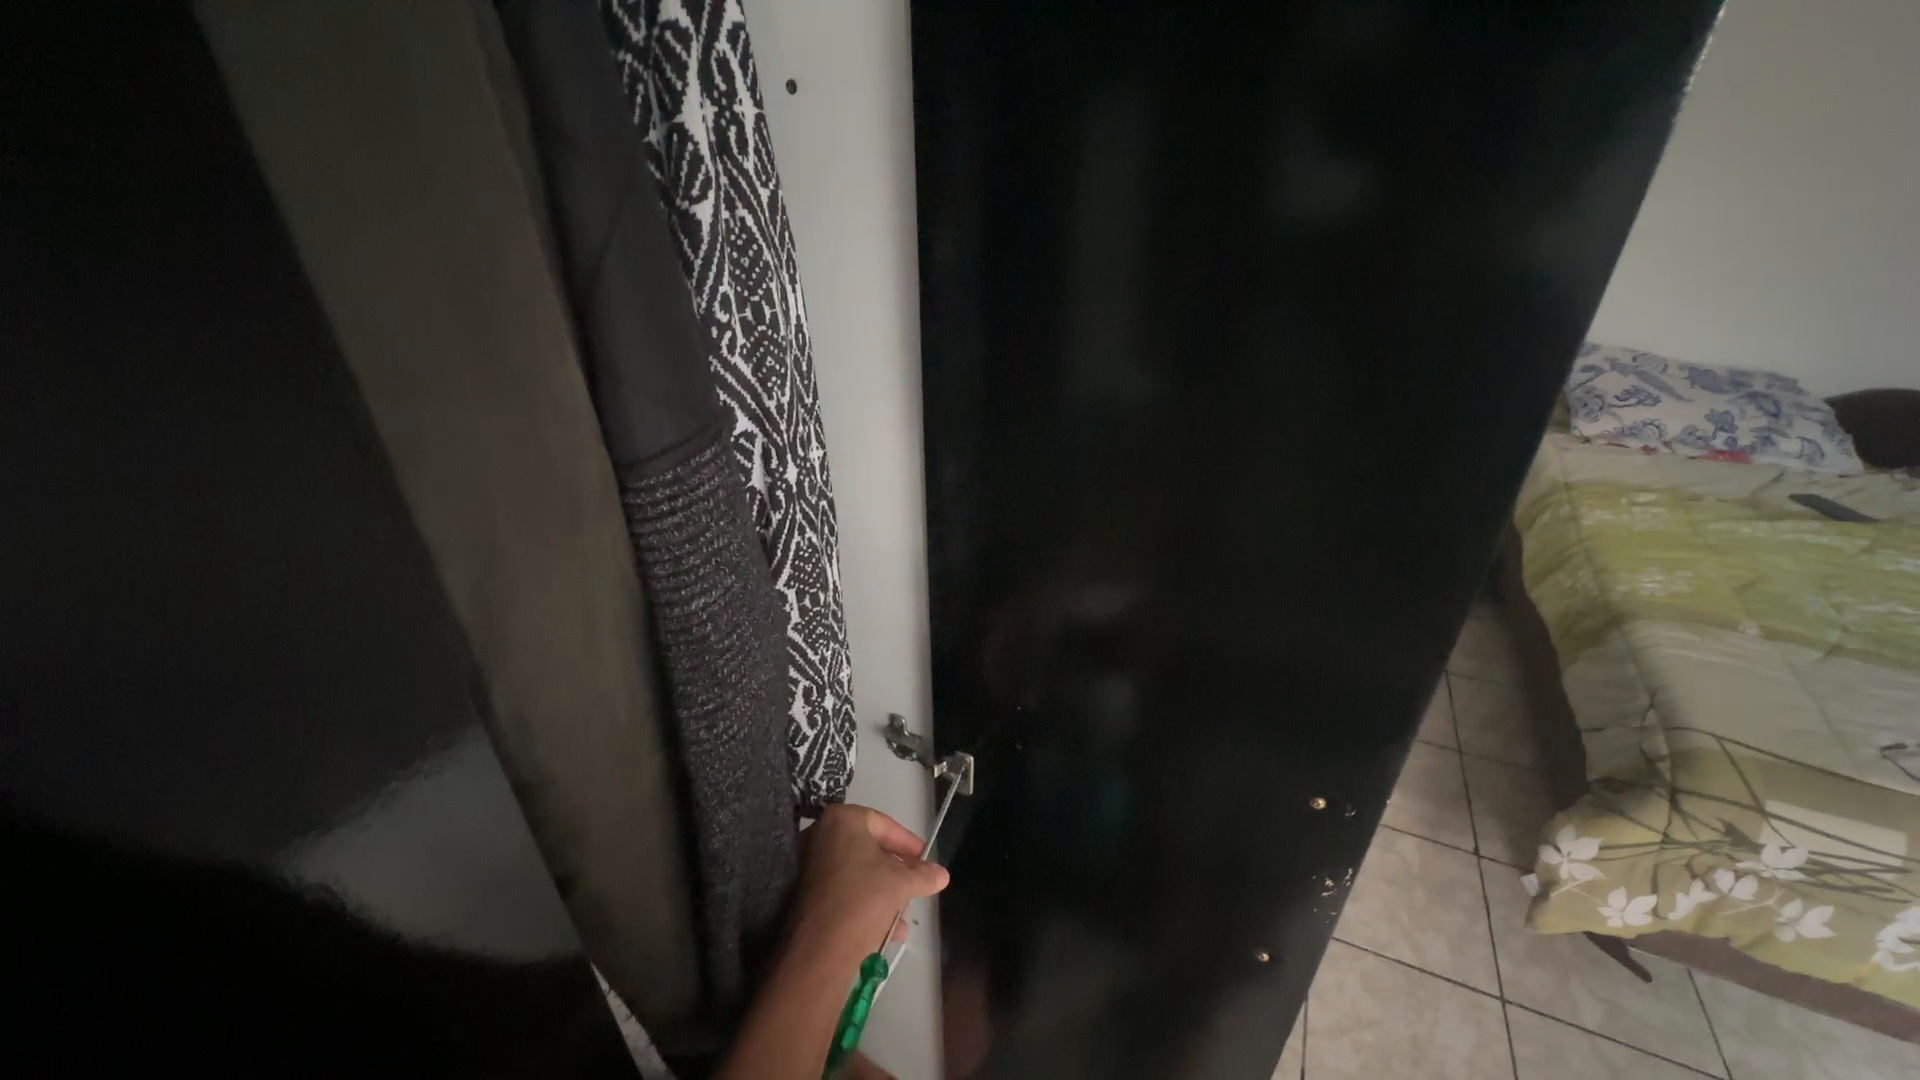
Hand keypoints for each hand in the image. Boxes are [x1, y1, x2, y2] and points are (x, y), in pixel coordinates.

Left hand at [788, 804, 950, 963]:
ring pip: (857, 873)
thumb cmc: (863, 899)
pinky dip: (864, 902)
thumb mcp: (901, 884)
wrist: (818, 949)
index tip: (926, 861)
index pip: (885, 825)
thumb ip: (923, 876)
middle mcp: (821, 834)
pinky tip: (886, 929)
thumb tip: (942, 874)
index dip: (909, 844)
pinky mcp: (803, 892)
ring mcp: (808, 863)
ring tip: (904, 918)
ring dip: (884, 893)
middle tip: (916, 887)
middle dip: (896, 872)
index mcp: (843, 820)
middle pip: (870, 849)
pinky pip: (842, 890)